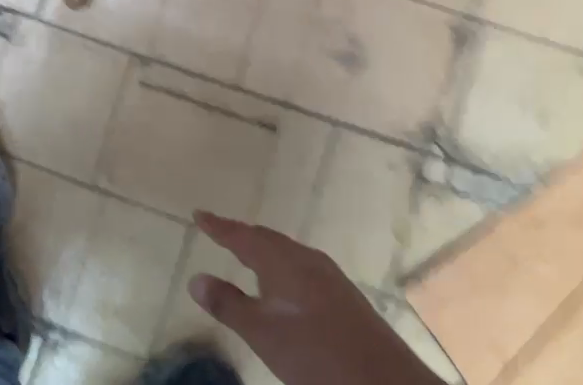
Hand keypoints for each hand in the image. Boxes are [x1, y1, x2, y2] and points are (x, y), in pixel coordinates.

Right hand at [188, 210, 446, 384]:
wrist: (387, 383)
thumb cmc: (317, 354)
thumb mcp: (263, 334)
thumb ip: (228, 305)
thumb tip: (195, 278)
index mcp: (283, 261)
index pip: (242, 236)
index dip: (218, 226)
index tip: (198, 214)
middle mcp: (307, 260)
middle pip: (268, 239)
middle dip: (242, 235)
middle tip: (220, 233)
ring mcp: (331, 277)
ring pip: (288, 253)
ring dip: (265, 251)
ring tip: (248, 256)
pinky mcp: (346, 297)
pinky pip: (303, 267)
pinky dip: (283, 267)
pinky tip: (286, 286)